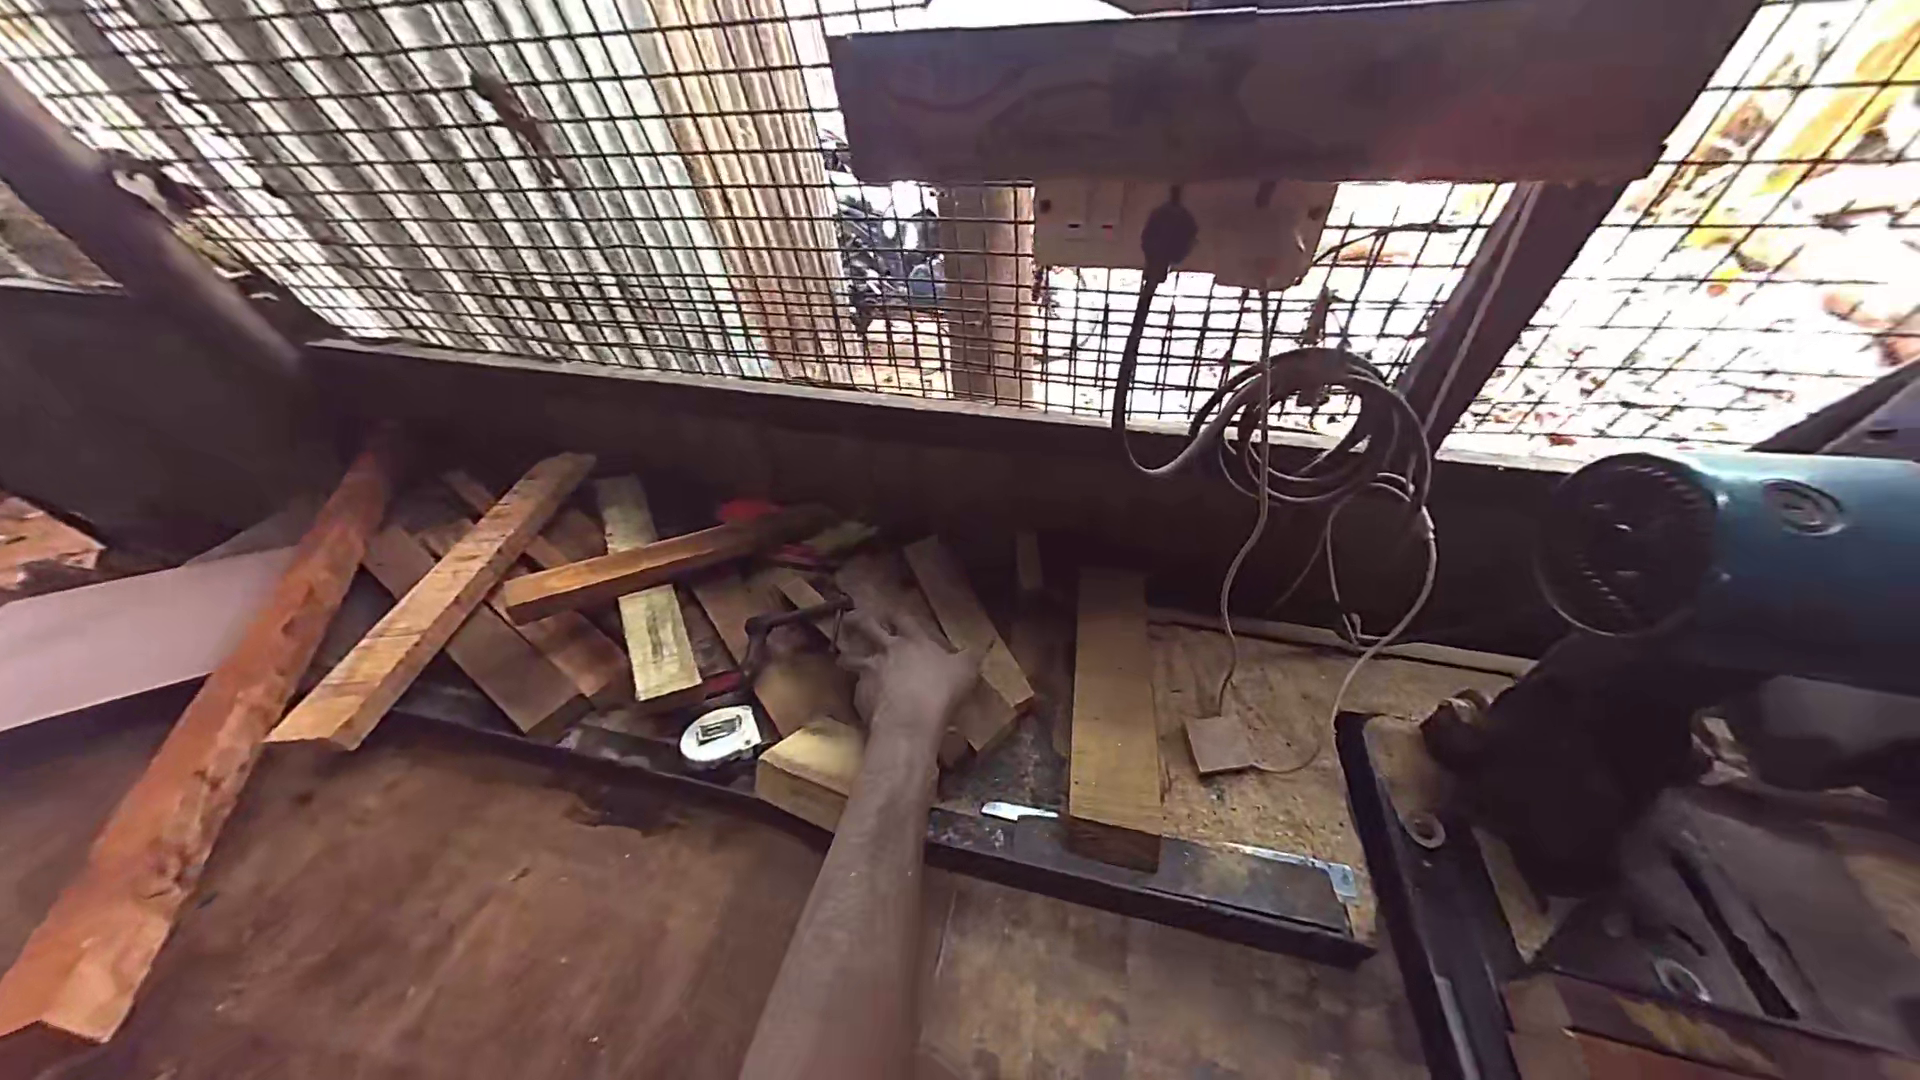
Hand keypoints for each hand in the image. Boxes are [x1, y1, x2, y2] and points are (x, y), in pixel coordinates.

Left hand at [836, 609, 979, 749]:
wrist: (909, 721)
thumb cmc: (940, 691)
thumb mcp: (966, 670)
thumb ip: (971, 656)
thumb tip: (983, 645)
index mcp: (914, 640)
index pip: (903, 617)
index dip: (897, 613)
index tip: (891, 611)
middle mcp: (888, 650)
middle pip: (868, 627)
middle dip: (859, 620)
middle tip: (851, 617)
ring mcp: (870, 671)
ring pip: (852, 657)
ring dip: (848, 655)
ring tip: (843, 656)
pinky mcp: (859, 694)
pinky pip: (855, 687)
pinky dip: (858, 689)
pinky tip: (861, 696)